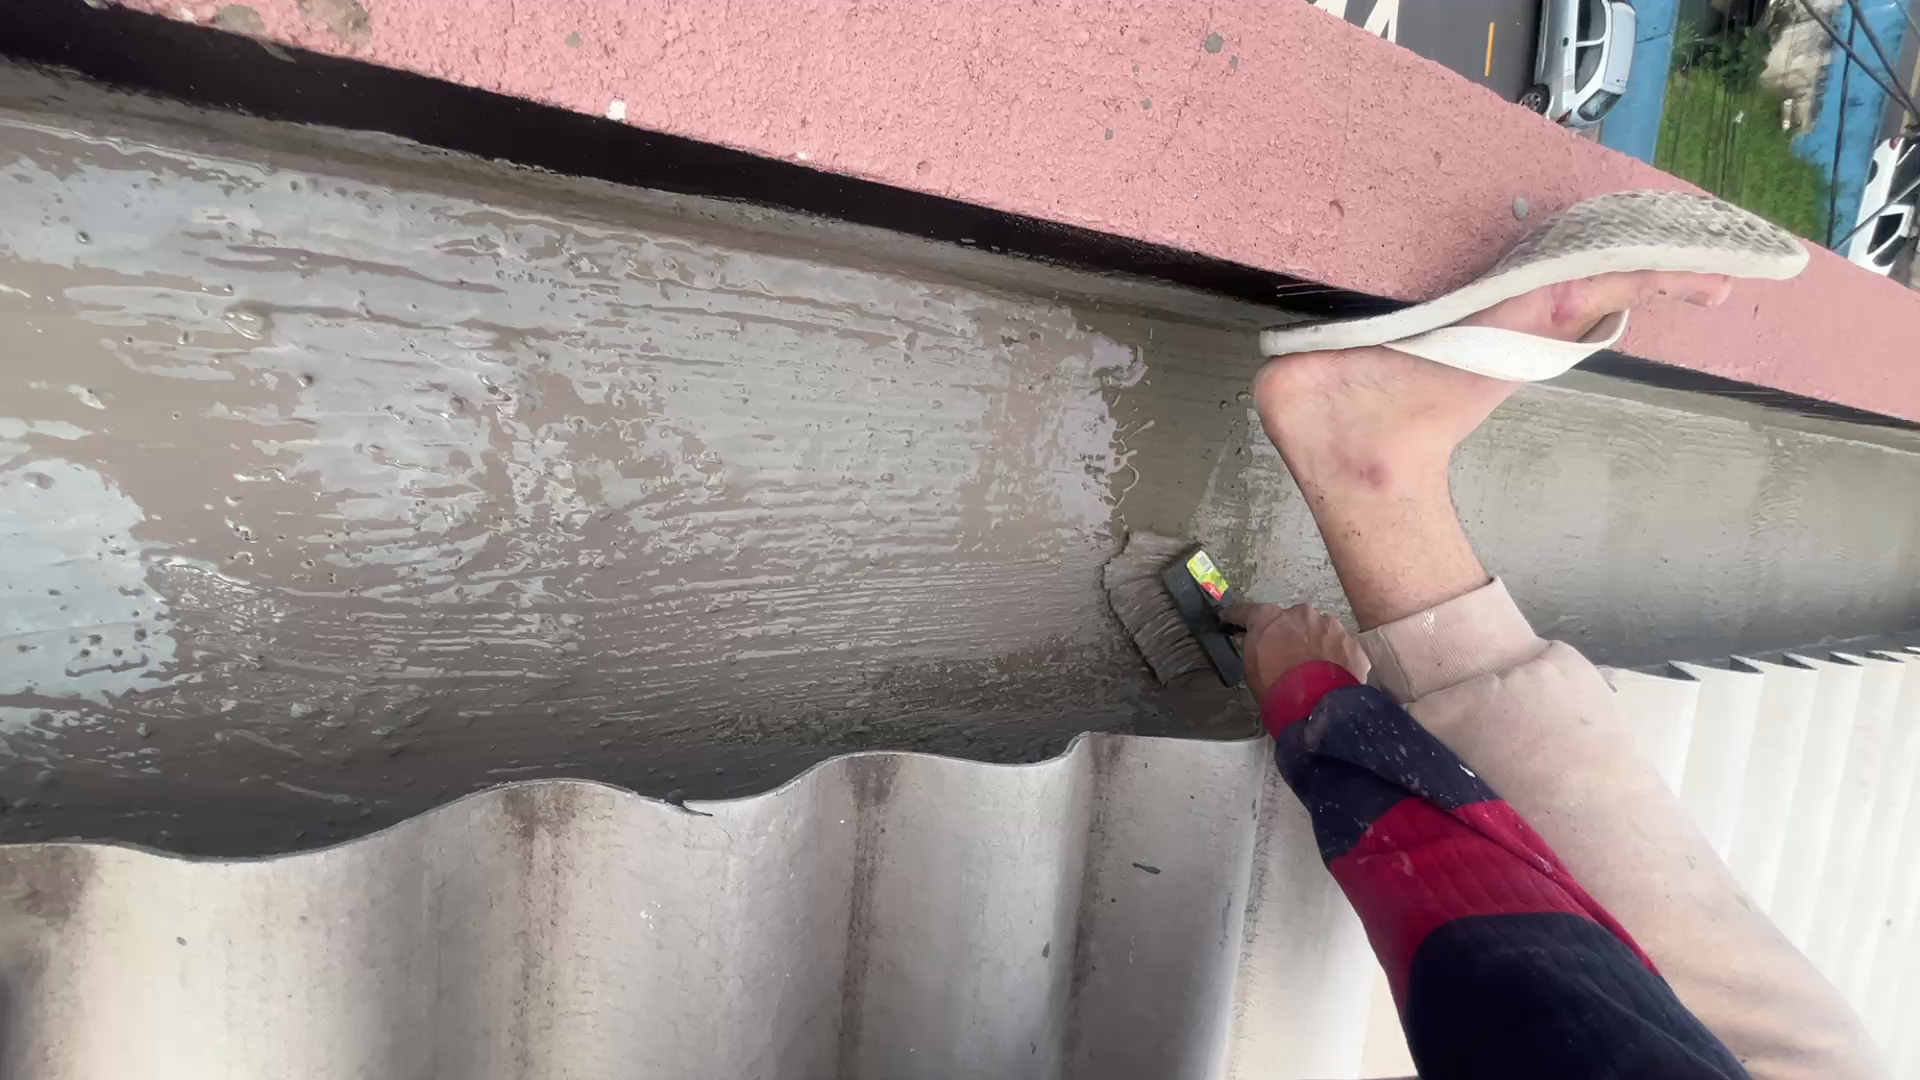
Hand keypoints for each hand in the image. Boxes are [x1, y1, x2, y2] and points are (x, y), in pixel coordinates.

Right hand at [1220, 603, 1369, 702]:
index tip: (1228, 620)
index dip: (1235, 617)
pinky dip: (1334, 656)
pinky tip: (1331, 672)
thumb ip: (1250, 646)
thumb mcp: (1250, 667)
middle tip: (1284, 652)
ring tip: (1312, 665)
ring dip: (1313, 642)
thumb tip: (1249, 639)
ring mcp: (1330, 625)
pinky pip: (1339, 646)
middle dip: (1286, 632)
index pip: (1245, 611)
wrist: (1317, 705)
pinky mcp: (1351, 643)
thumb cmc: (1275, 685)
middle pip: (1290, 619)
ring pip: (1318, 630)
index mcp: (1268, 616)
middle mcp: (1300, 613)